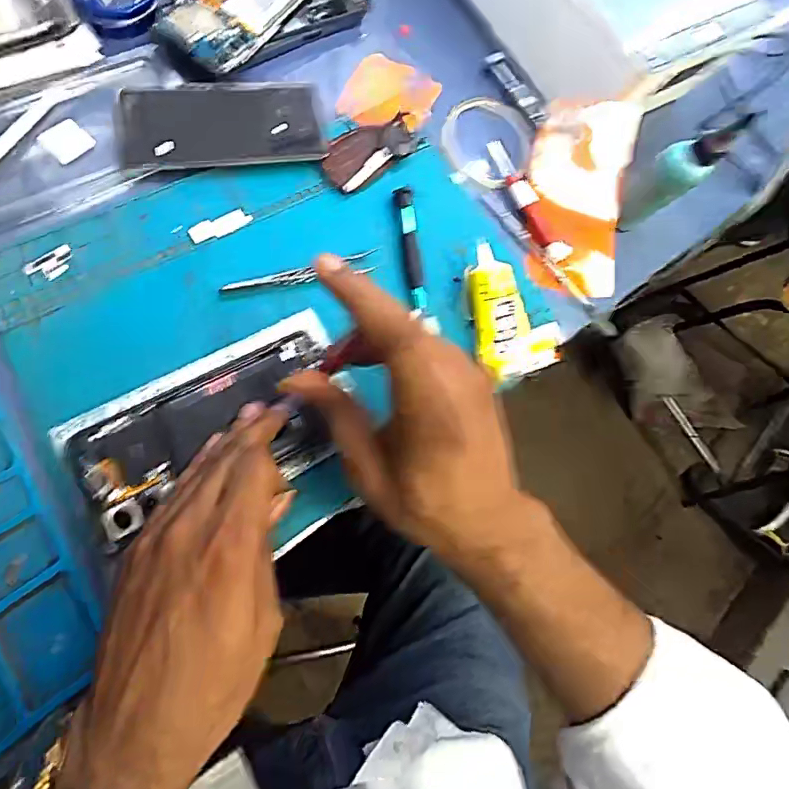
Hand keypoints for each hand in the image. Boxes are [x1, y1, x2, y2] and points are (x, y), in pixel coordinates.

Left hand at [55, 405, 295, 788]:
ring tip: (238, 425)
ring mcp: (155, 537)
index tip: (279, 417)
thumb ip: (264, 554)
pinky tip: (204, 466)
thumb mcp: (260, 624)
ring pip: (192, 474)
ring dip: (218, 447)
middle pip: (220, 462)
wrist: (132, 727)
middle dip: (245, 433)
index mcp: (228, 547)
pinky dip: (193, 474)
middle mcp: (189, 529)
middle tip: (262, 411)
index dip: (266, 438)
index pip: (249, 469)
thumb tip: (274, 503)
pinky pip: (170, 497)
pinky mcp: (134, 551)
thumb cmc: (214, 685)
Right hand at [279, 255, 533, 564]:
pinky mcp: (474, 375)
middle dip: (356, 322)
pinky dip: (398, 347)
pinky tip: (381, 373)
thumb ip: (336, 412)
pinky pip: (429, 345)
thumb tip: (296, 378)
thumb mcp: (369, 467)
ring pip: (413, 331)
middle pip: (399, 322)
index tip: (323, 264)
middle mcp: (453, 368)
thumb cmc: (426, 502)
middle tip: (327, 357)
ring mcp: (469, 369)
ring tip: (347, 366)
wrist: (492, 524)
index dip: (355, 292)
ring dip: (376, 336)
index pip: (390, 325)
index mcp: (428, 390)